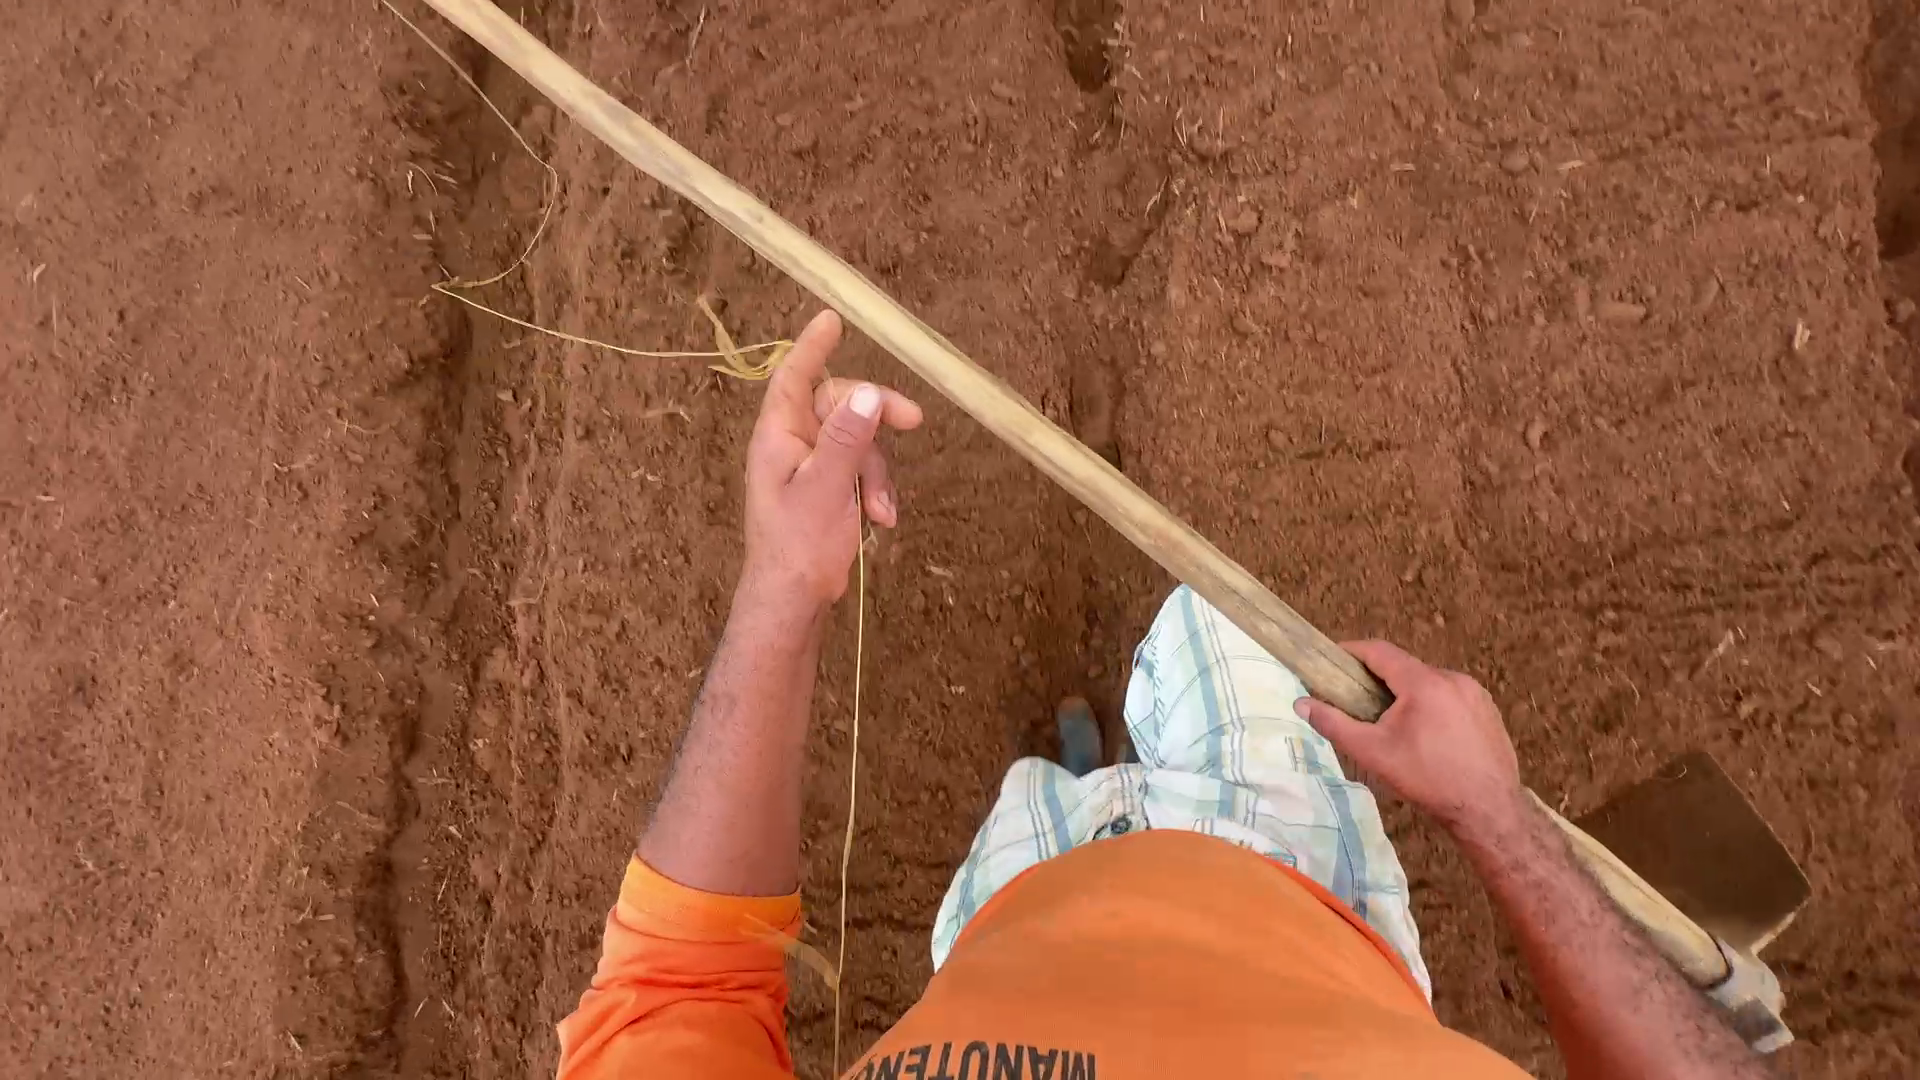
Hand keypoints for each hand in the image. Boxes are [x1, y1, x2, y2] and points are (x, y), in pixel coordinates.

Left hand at [741, 310, 922, 610]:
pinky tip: (882, 520)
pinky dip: (876, 490)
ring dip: (879, 472)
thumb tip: (866, 393)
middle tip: (915, 421)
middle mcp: (794, 444)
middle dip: (877, 417)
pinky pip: (861, 470)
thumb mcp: (826, 488)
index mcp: (780, 435)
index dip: (813, 346)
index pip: (795, 377)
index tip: (834, 318)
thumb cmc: (799, 545)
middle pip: (841, 404)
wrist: (794, 600)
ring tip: (883, 513)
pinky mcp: (829, 490)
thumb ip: (846, 439)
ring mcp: (812, 467)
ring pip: (859, 441)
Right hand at [1293, 640, 1525, 843]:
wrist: (1490, 813)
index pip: (1379, 651)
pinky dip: (1431, 704)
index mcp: (1423, 683)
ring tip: (1391, 721)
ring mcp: (1476, 694)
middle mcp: (1453, 679)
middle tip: (1357, 699)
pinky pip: (1450, 696)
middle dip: (1377, 678)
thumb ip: (1333, 723)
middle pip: (1404, 667)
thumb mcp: (1371, 752)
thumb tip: (1300, 703)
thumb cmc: (1426, 779)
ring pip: (1428, 681)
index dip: (1351, 651)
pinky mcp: (1489, 711)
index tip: (1332, 660)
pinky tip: (1425, 734)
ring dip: (1405, 692)